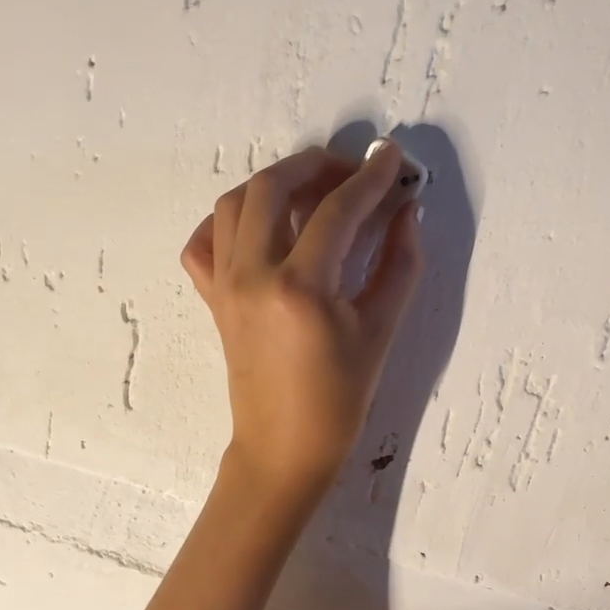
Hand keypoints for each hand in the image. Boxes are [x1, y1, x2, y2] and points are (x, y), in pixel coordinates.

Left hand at [181, 142, 423, 497]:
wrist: (282, 450)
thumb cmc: (337, 402)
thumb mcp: (380, 333)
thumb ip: (398, 265)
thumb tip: (406, 212)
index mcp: (300, 288)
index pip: (337, 209)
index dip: (370, 178)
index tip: (393, 159)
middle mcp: (254, 276)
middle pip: (273, 186)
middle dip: (316, 165)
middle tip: (350, 174)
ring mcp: (226, 287)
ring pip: (234, 204)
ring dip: (273, 183)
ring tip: (310, 193)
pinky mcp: (213, 300)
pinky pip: (204, 243)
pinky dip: (227, 222)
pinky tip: (260, 230)